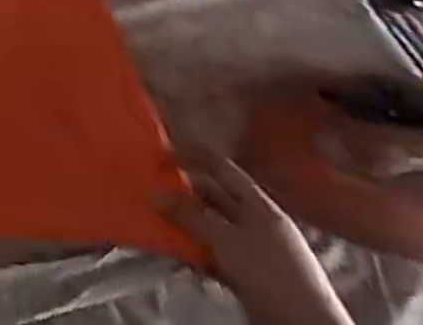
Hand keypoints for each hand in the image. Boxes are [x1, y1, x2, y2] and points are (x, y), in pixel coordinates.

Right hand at [161, 150, 353, 324]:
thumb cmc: (269, 273)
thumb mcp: (225, 240)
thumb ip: (188, 215)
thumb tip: (154, 195)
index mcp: (259, 206)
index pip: (223, 168)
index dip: (195, 154)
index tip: (164, 147)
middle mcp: (257, 223)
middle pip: (215, 196)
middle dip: (184, 191)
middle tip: (153, 185)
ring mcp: (254, 250)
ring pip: (211, 225)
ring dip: (186, 222)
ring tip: (156, 218)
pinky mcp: (249, 274)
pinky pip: (214, 252)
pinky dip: (195, 249)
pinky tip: (177, 251)